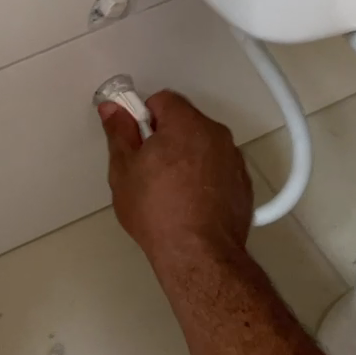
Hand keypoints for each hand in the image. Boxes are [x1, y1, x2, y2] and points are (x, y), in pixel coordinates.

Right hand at [98, 91, 254, 261]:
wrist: (198, 255)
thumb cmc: (158, 212)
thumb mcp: (124, 170)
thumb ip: (118, 132)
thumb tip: (112, 109)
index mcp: (185, 124)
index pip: (163, 99)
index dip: (144, 115)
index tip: (135, 137)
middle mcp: (215, 135)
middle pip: (185, 120)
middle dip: (165, 135)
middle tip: (147, 165)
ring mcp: (233, 159)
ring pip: (202, 144)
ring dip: (186, 155)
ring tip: (168, 188)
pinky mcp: (243, 183)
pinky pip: (218, 166)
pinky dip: (204, 175)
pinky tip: (188, 200)